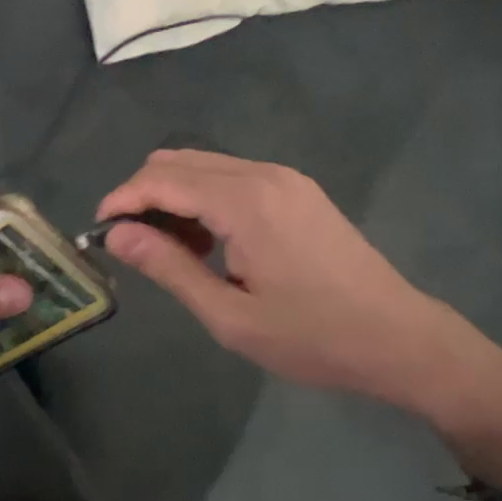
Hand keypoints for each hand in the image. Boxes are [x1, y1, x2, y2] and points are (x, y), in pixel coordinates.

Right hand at [96, 150, 459, 409]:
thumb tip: (116, 234)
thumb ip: (169, 268)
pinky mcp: (296, 187)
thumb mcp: (232, 317)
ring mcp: (282, 176)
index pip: (161, 179)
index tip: (98, 230)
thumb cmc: (315, 338)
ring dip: (173, 196)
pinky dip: (204, 197)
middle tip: (135, 246)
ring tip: (175, 252)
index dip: (122, 199)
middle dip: (143, 194)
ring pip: (202, 164)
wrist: (402, 339)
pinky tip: (211, 242)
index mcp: (244, 201)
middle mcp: (261, 172)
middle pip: (177, 161)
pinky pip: (230, 174)